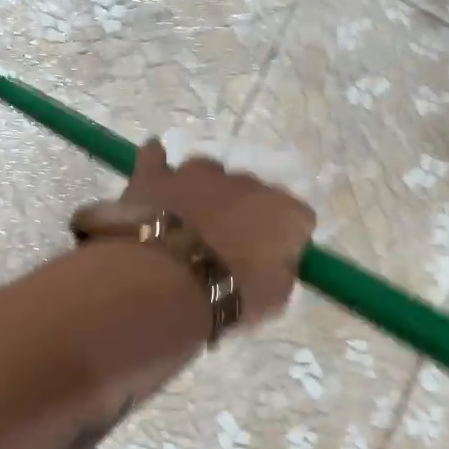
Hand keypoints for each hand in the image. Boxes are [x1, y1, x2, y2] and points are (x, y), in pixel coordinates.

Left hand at [121, 139, 315, 323]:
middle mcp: (243, 182)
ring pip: (205, 170)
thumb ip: (278, 266)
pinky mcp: (152, 173)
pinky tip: (155, 168)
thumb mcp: (277, 293)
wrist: (166, 272)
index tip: (269, 252)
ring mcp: (193, 173)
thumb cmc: (231, 289)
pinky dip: (155, 159)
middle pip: (248, 190)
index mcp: (284, 211)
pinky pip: (154, 155)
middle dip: (240, 208)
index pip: (296, 216)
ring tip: (189, 211)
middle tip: (224, 236)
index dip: (283, 234)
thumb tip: (267, 258)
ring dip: (201, 187)